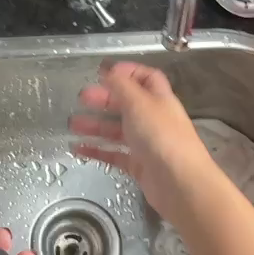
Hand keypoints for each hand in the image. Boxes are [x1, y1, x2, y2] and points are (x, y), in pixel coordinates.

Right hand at [70, 60, 223, 220]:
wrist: (179, 183)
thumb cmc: (162, 137)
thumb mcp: (139, 103)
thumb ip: (121, 85)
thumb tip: (109, 71)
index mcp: (159, 100)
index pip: (147, 78)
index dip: (128, 72)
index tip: (104, 73)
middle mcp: (154, 120)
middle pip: (127, 104)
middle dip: (104, 99)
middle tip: (82, 98)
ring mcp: (147, 144)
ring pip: (118, 131)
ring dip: (96, 125)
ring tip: (73, 124)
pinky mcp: (139, 166)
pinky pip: (114, 155)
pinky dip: (97, 150)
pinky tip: (79, 148)